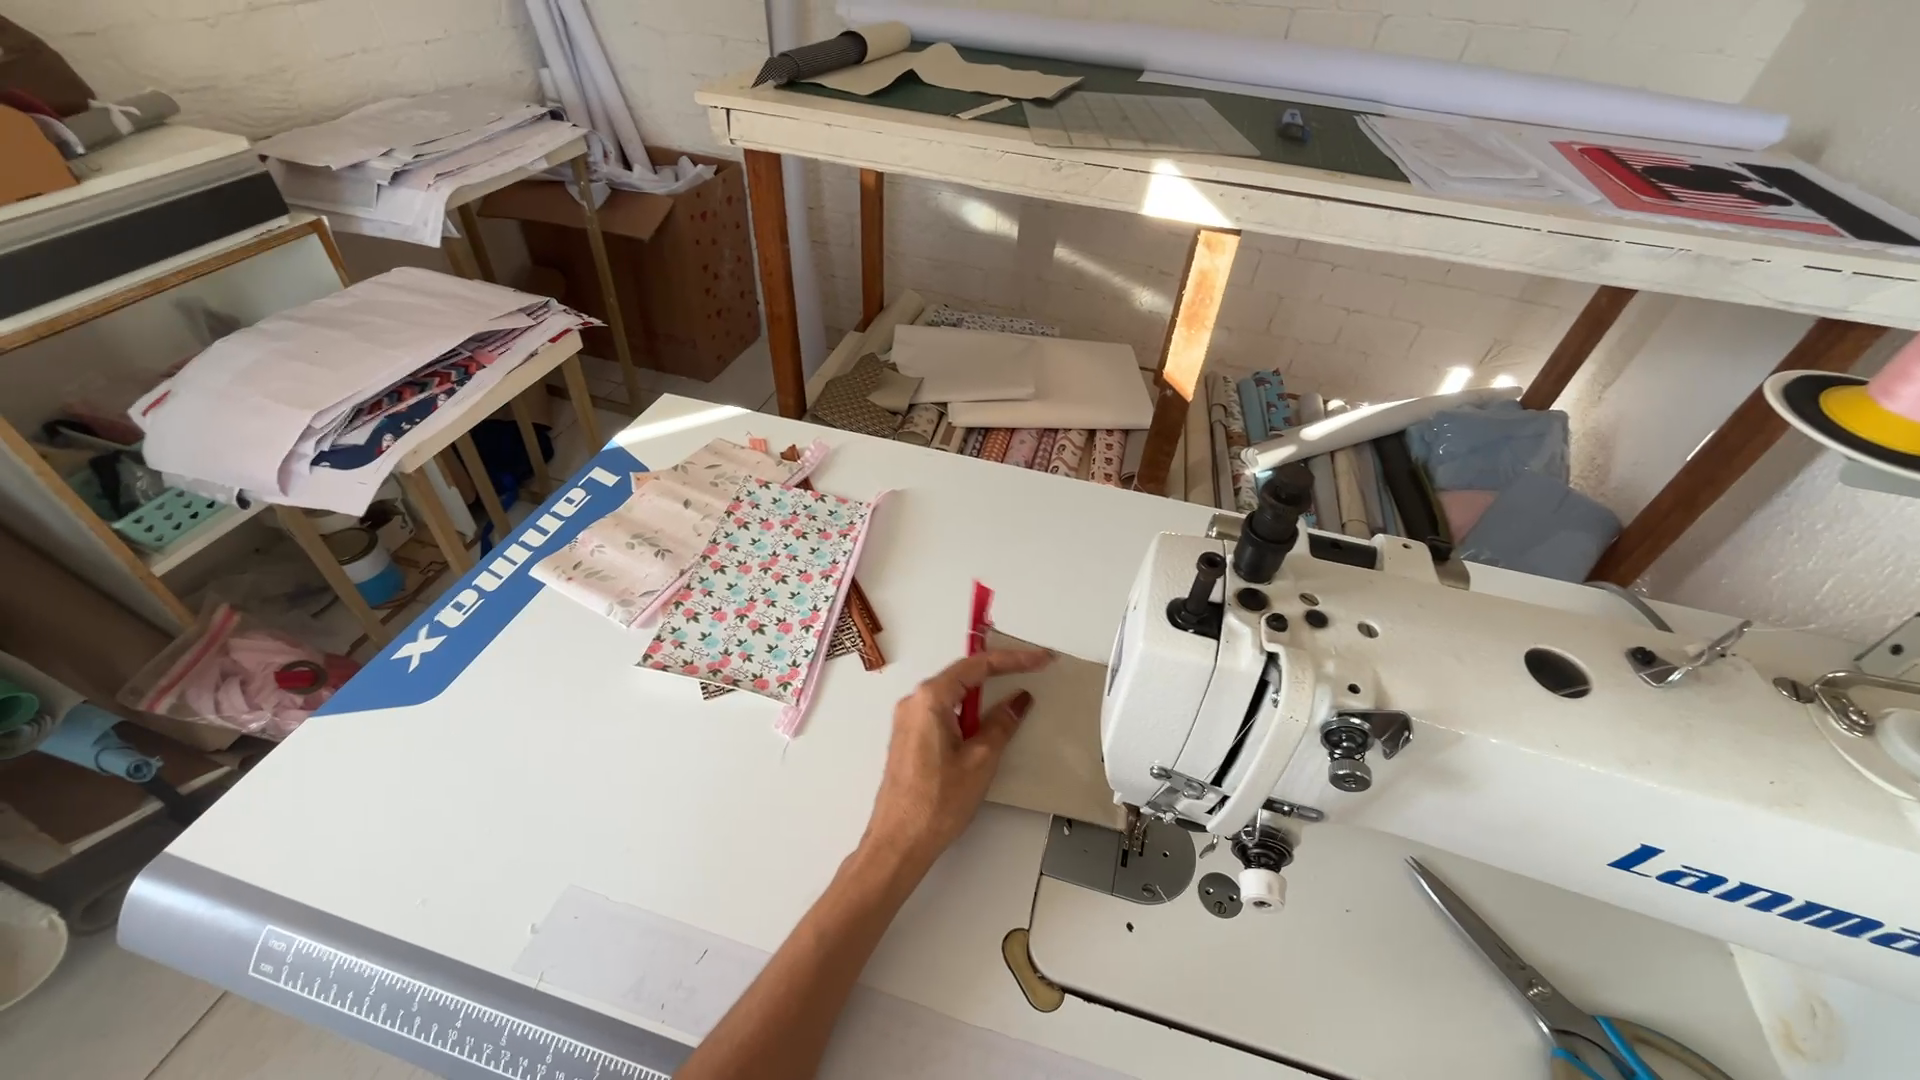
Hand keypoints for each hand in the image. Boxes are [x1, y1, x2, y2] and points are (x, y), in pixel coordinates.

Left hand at [860, 648, 1054, 872]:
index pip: (977, 666)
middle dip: (999, 671)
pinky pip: (944, 711)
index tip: (1039, 659)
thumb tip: (1017, 700)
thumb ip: (1001, 723)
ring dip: (983, 694)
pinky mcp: (911, 738)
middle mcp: (914, 703)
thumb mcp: (980, 760)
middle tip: (1031, 668)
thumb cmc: (935, 804)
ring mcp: (909, 720)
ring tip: (1013, 694)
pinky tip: (986, 722)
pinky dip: (968, 710)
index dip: (1013, 660)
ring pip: (953, 694)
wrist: (898, 842)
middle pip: (963, 674)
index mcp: (930, 699)